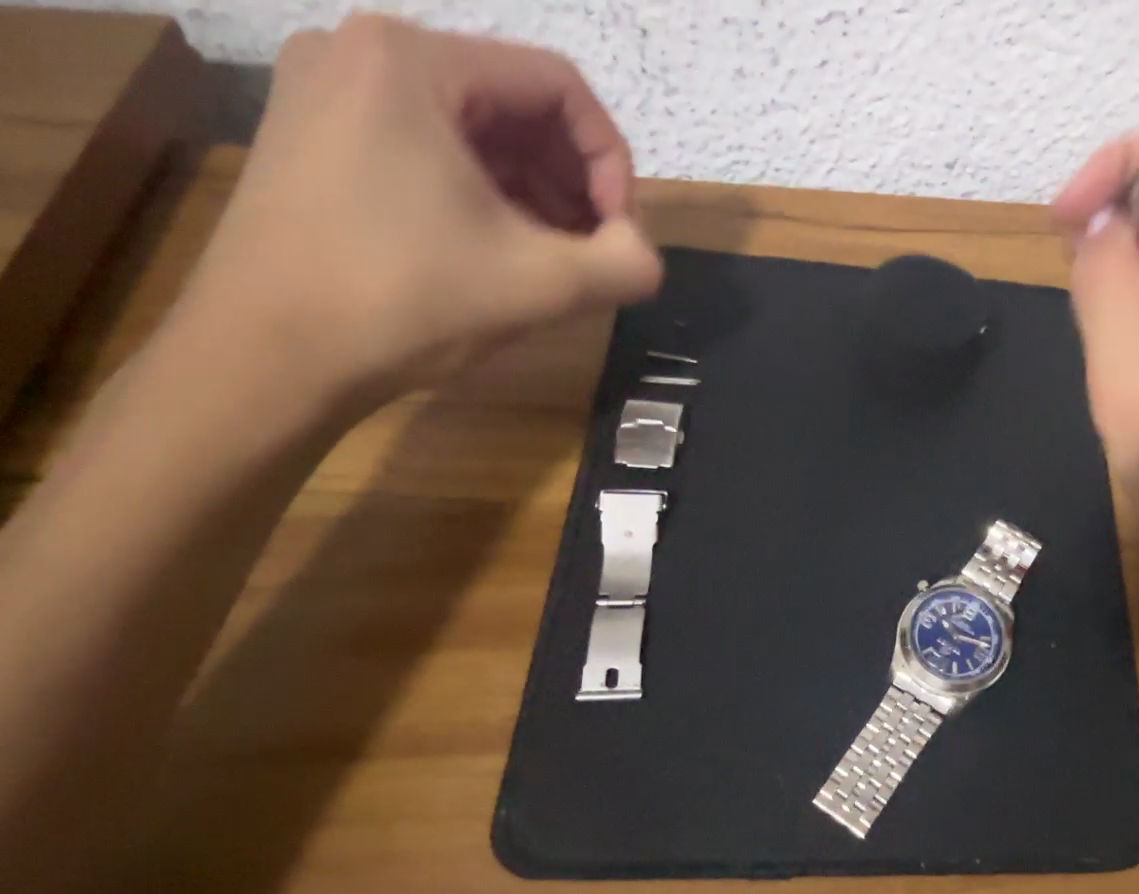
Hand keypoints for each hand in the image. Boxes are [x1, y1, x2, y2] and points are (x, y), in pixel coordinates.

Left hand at [169, 15, 662, 414]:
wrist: (261, 360)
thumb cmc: (402, 303)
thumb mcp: (539, 285)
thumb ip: (624, 264)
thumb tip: (645, 256)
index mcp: (412, 61)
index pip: (558, 86)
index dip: (612, 161)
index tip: (622, 233)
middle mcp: (362, 56)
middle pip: (515, 104)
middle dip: (573, 182)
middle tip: (595, 251)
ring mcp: (330, 96)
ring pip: (475, 131)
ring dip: (535, 193)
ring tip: (557, 260)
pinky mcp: (316, 142)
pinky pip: (430, 151)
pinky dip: (483, 197)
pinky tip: (503, 253)